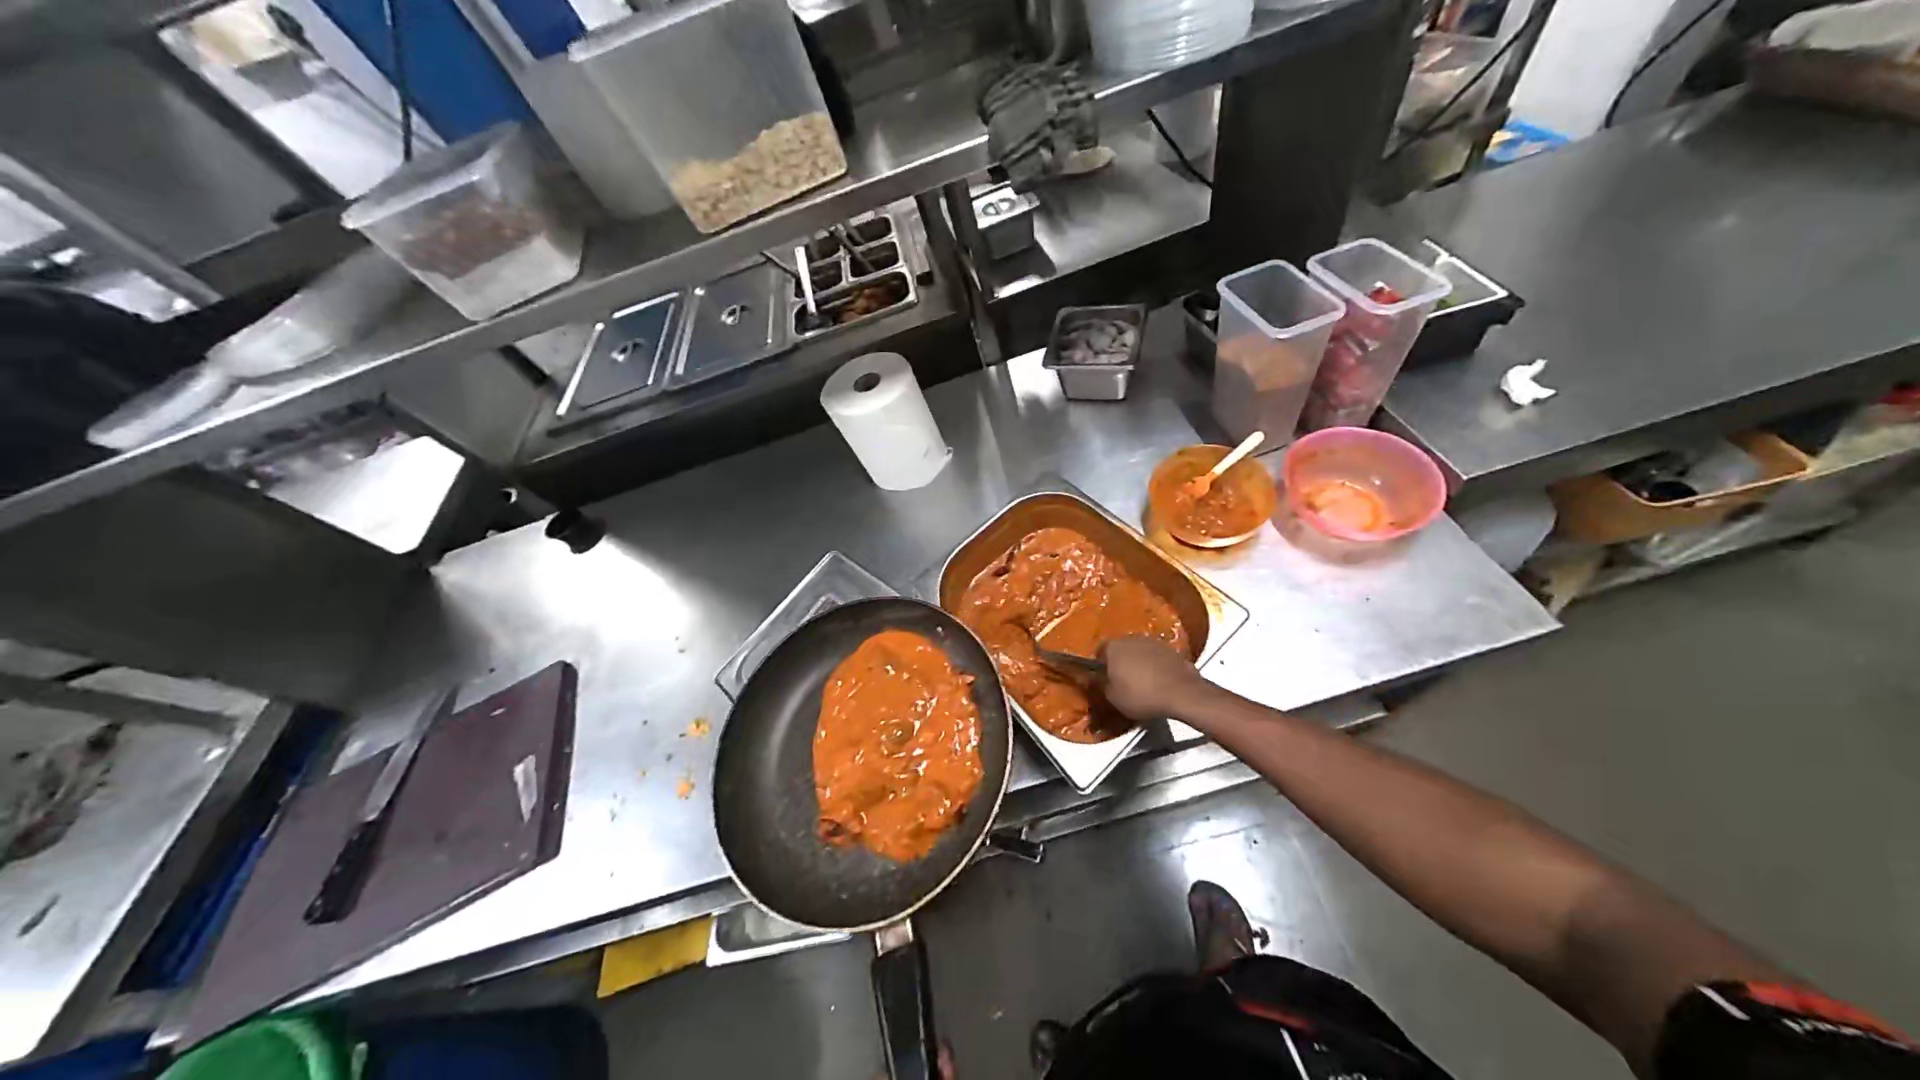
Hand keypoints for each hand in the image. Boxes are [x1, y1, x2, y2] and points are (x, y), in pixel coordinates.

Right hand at [1097, 636, 1207, 720]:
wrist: (1182, 693)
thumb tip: (1093, 678)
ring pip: (1138, 653)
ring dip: (1138, 665)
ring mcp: (1153, 642)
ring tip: (1142, 685)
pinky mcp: (1171, 649)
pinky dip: (1154, 667)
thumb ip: (1099, 685)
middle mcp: (1131, 638)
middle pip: (1119, 651)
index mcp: (1112, 646)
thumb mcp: (1111, 697)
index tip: (1104, 682)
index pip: (1099, 653)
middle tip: (1122, 684)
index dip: (1100, 668)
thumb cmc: (1141, 695)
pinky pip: (1156, 658)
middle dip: (1119, 664)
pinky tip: (1158, 683)